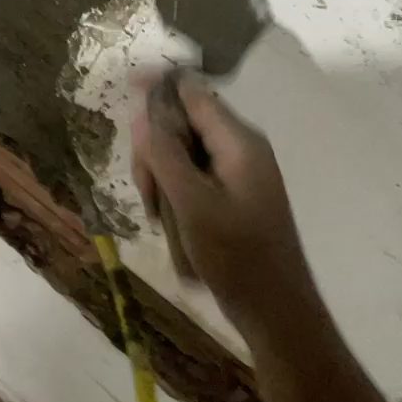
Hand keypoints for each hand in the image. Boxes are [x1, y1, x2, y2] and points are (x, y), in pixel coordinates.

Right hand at [130, 72, 312, 327]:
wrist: (277, 316)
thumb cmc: (237, 257)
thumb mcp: (192, 204)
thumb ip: (164, 154)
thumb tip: (141, 113)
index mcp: (238, 141)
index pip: (191, 91)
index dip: (157, 85)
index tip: (124, 86)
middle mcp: (239, 147)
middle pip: (180, 123)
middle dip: (156, 150)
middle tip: (148, 191)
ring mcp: (235, 171)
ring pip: (180, 152)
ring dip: (161, 177)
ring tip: (159, 216)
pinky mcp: (230, 193)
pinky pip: (190, 175)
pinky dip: (173, 192)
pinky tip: (170, 222)